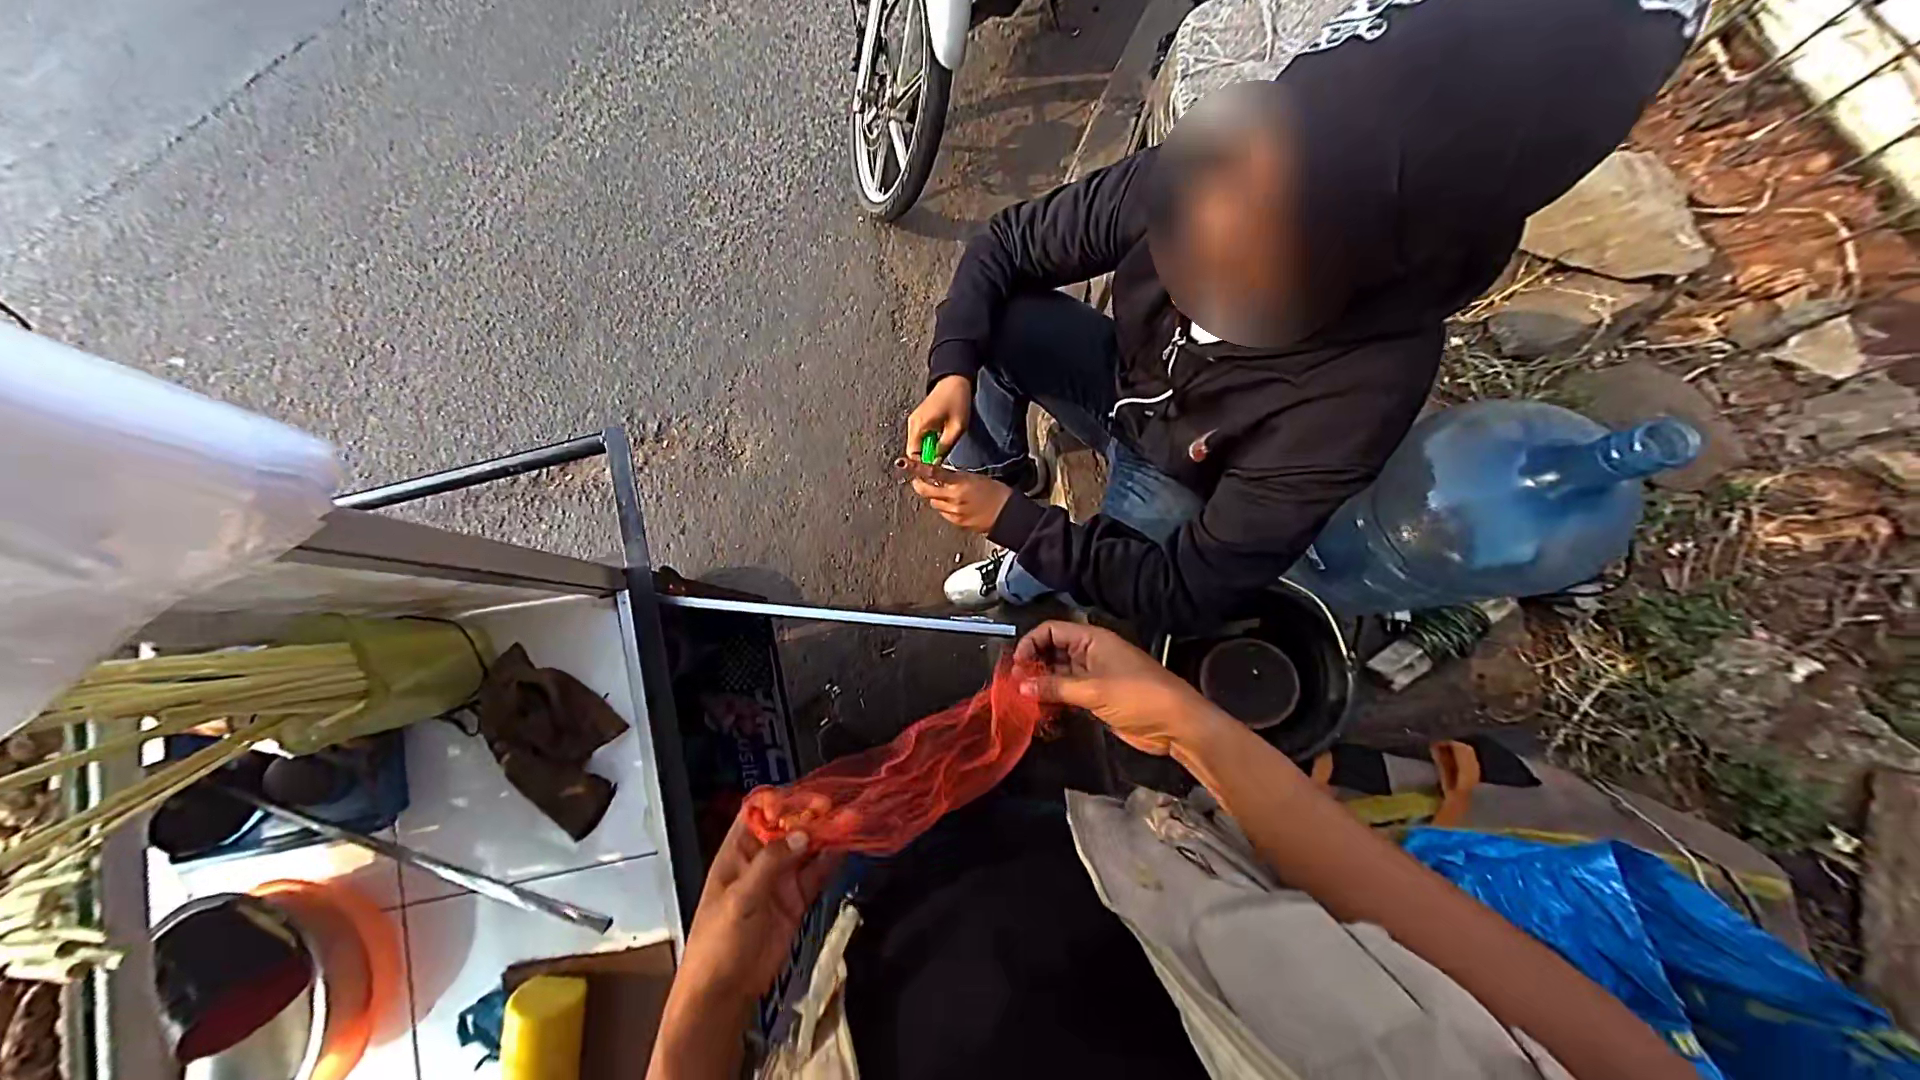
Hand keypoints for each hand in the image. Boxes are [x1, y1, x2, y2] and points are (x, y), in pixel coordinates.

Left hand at [676, 808, 841, 1006]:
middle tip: (834, 808)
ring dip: (828, 833)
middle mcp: (762, 857)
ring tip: (850, 821)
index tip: (804, 801)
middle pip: (790, 825)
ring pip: (808, 846)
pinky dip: (833, 859)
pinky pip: (818, 871)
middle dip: (811, 815)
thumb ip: (771, 863)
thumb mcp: (739, 899)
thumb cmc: (718, 942)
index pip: (759, 811)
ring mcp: (781, 877)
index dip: (781, 801)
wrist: (724, 993)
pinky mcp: (798, 897)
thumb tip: (802, 834)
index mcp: (738, 850)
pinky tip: (846, 847)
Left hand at [900, 461, 1012, 533]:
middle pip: (925, 491)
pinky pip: (942, 513)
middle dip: (920, 484)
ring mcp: (953, 512)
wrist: (1007, 514)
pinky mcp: (956, 522)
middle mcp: (953, 498)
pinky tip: (956, 505)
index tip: (903, 463)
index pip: (932, 473)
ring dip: (935, 497)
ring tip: (948, 493)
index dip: (916, 468)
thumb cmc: (995, 493)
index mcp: (959, 482)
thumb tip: (940, 476)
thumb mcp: (975, 478)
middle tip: (920, 480)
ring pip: (933, 502)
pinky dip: (944, 507)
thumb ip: (955, 477)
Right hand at [904, 375, 971, 459]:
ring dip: (928, 451)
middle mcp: (912, 424)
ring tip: (942, 453)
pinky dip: (929, 444)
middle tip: (940, 464)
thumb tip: (937, 462)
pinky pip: (920, 438)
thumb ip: (945, 446)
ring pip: (917, 445)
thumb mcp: (956, 427)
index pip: (912, 454)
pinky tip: (940, 443)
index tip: (933, 473)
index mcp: (918, 426)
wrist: (954, 380)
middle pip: (913, 451)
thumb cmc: (957, 401)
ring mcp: (914, 421)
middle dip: (925, 460)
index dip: (922, 465)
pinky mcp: (919, 420)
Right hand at [1014, 621, 1226, 755]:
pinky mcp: (1097, 697)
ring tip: (1022, 698)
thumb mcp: (1093, 690)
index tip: (1016, 663)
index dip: (1031, 642)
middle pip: (1052, 650)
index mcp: (1092, 639)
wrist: (1176, 724)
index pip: (1052, 630)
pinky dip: (1053, 698)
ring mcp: (1094, 675)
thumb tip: (1020, 686)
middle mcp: (1091, 653)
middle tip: (1014, 683)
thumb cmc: (1139, 696)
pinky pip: (1068, 692)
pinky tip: (1040, 708)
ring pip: (1058, 673)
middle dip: (1032, 664)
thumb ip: (1054, 687)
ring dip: (1041, 683)